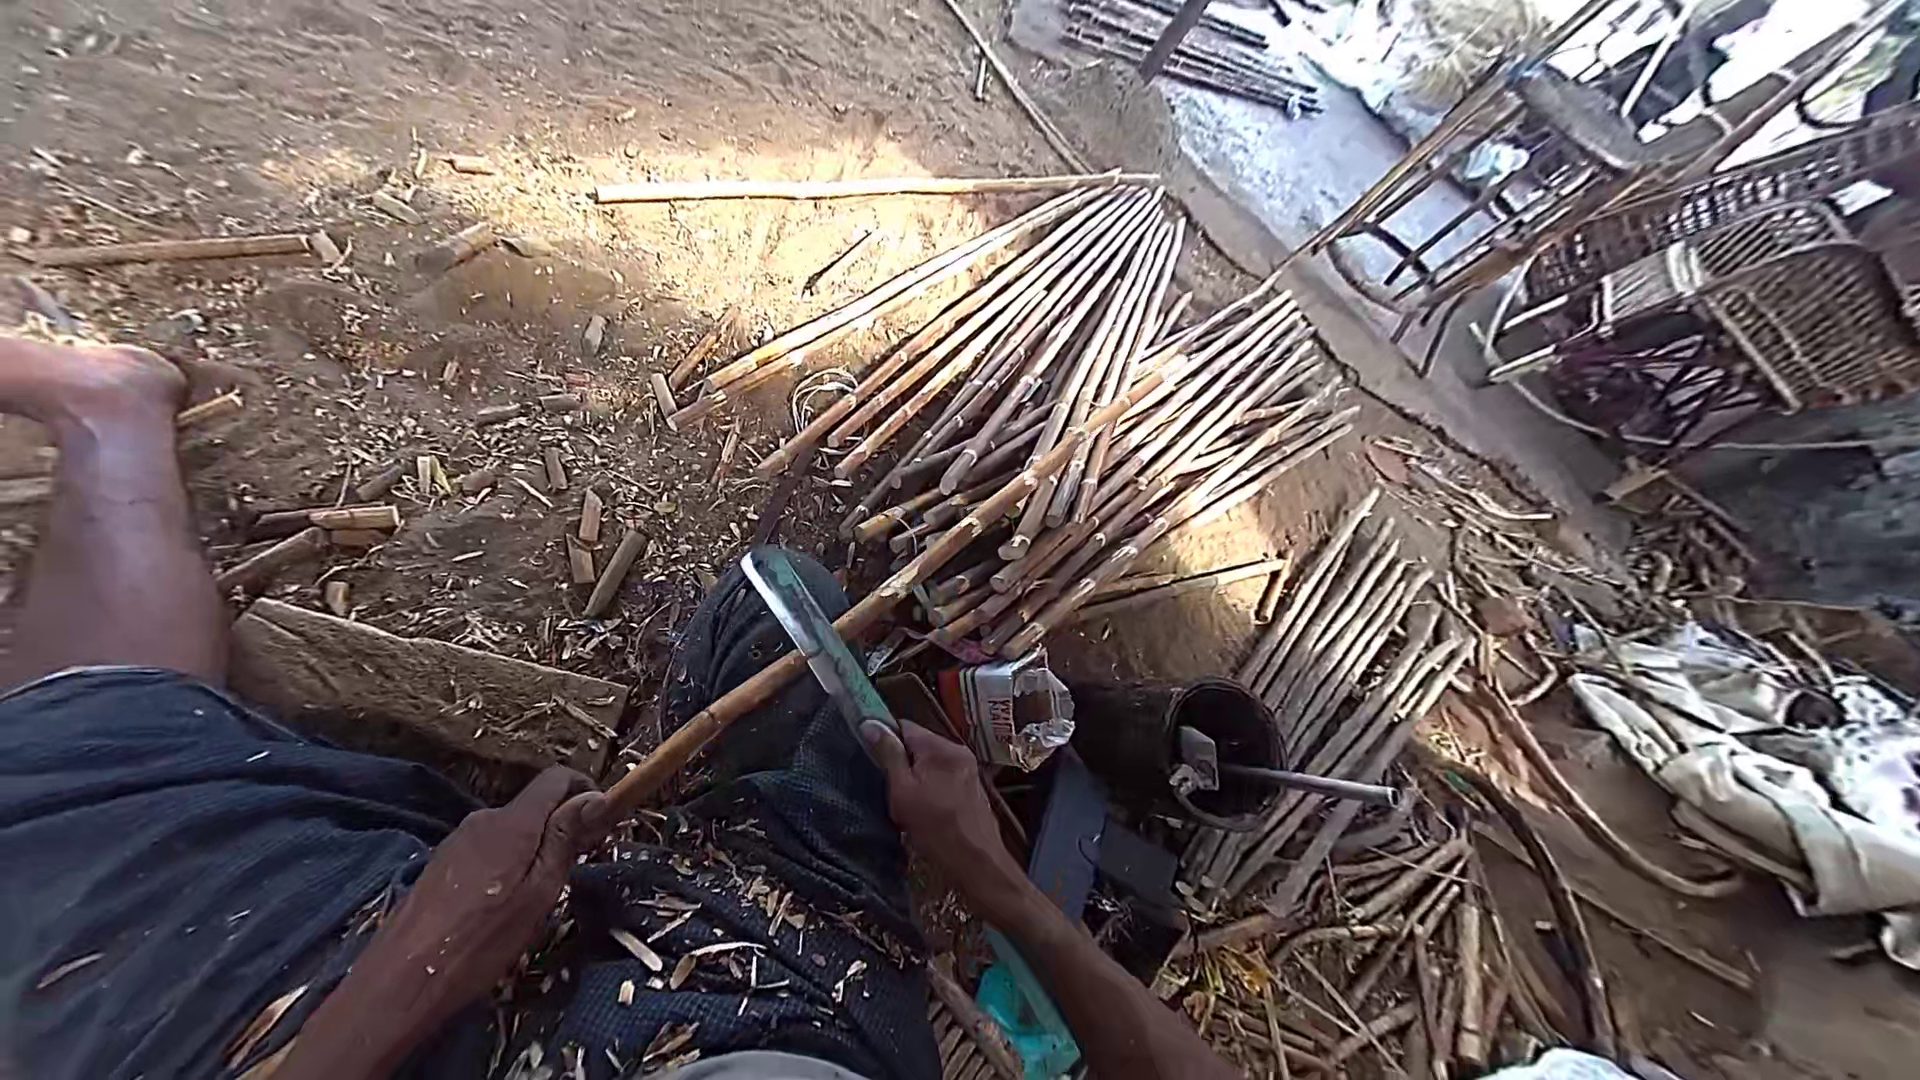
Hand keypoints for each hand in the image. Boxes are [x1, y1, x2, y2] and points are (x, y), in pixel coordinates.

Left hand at [278, 767, 607, 1079]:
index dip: (585, 789)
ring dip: (531, 847)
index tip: (598, 820)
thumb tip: (596, 795)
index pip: (557, 777)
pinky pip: (486, 848)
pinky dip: (504, 862)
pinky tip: (496, 904)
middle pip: (535, 805)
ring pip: (511, 829)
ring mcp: (456, 841)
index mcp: (513, 821)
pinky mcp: (439, 865)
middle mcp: (483, 820)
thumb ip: (566, 837)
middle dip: (559, 825)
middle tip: (570, 866)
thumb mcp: (541, 890)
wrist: (393, 990)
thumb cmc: (481, 940)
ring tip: (532, 893)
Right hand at [861, 720, 1029, 917]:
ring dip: (916, 777)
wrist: (977, 863)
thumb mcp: (902, 791)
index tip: (875, 761)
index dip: (886, 739)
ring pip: (931, 762)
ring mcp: (968, 768)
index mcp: (940, 746)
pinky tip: (926, 810)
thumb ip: (888, 755)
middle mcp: (957, 750)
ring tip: (907, 803)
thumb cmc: (936, 828)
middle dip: (902, 762)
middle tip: (891, 788)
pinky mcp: (973, 787)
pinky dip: (931, 787)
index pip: (905, 726)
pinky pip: (944, 776)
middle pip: (919, 744)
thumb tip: (871, 724)